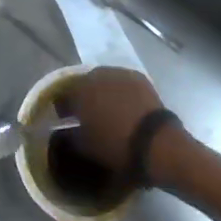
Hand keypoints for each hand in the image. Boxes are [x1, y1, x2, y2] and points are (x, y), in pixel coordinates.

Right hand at [62, 66, 193, 187]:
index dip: (64, 108)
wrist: (157, 143)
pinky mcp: (138, 78)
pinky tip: (127, 105)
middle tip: (89, 115)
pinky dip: (122, 92)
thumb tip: (67, 130)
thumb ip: (71, 134)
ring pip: (104, 81)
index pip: (63, 95)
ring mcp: (118, 73)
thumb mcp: (86, 146)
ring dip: (103, 92)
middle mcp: (95, 75)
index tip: (66, 119)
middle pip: (83, 85)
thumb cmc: (117, 146)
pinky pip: (123, 83)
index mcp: (78, 90)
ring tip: (110, 110)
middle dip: (84, 97)